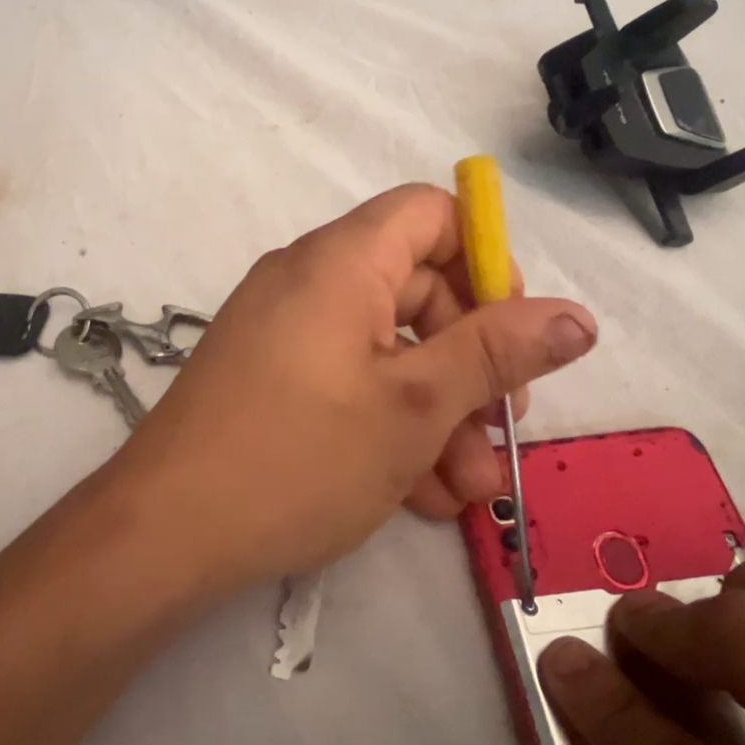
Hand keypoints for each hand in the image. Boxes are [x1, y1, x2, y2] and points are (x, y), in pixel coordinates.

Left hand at [105, 184, 597, 589]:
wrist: (166, 531)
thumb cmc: (299, 458)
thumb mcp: (414, 406)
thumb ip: (497, 354)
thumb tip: (577, 315)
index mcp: (340, 261)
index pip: (430, 214)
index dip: (483, 262)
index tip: (513, 335)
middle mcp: (307, 281)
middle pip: (416, 291)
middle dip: (470, 367)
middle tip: (501, 436)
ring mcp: (282, 332)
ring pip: (386, 351)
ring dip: (437, 414)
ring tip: (465, 491)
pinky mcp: (268, 379)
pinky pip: (346, 383)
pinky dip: (386, 426)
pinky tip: (417, 496)